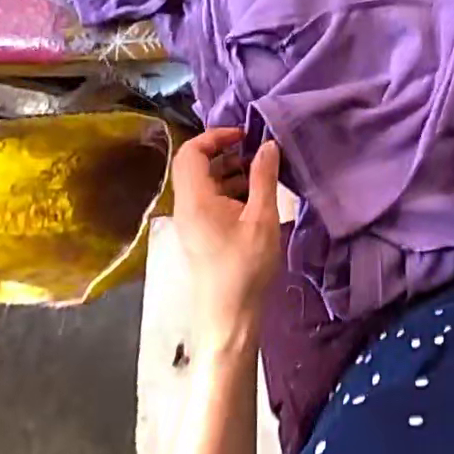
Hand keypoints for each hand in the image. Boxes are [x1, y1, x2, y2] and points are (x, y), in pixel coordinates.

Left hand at [171, 128, 281, 361]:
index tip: (244, 135)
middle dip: (225, 152)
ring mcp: (190, 221)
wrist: (229, 318)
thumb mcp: (262, 219)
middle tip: (254, 150)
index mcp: (195, 199)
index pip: (192, 151)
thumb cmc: (245, 267)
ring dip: (229, 171)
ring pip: (204, 182)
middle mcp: (186, 206)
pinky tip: (254, 196)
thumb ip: (264, 178)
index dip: (215, 136)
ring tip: (260, 172)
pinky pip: (209, 199)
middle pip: (195, 164)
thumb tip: (268, 144)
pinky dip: (228, 189)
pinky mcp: (199, 233)